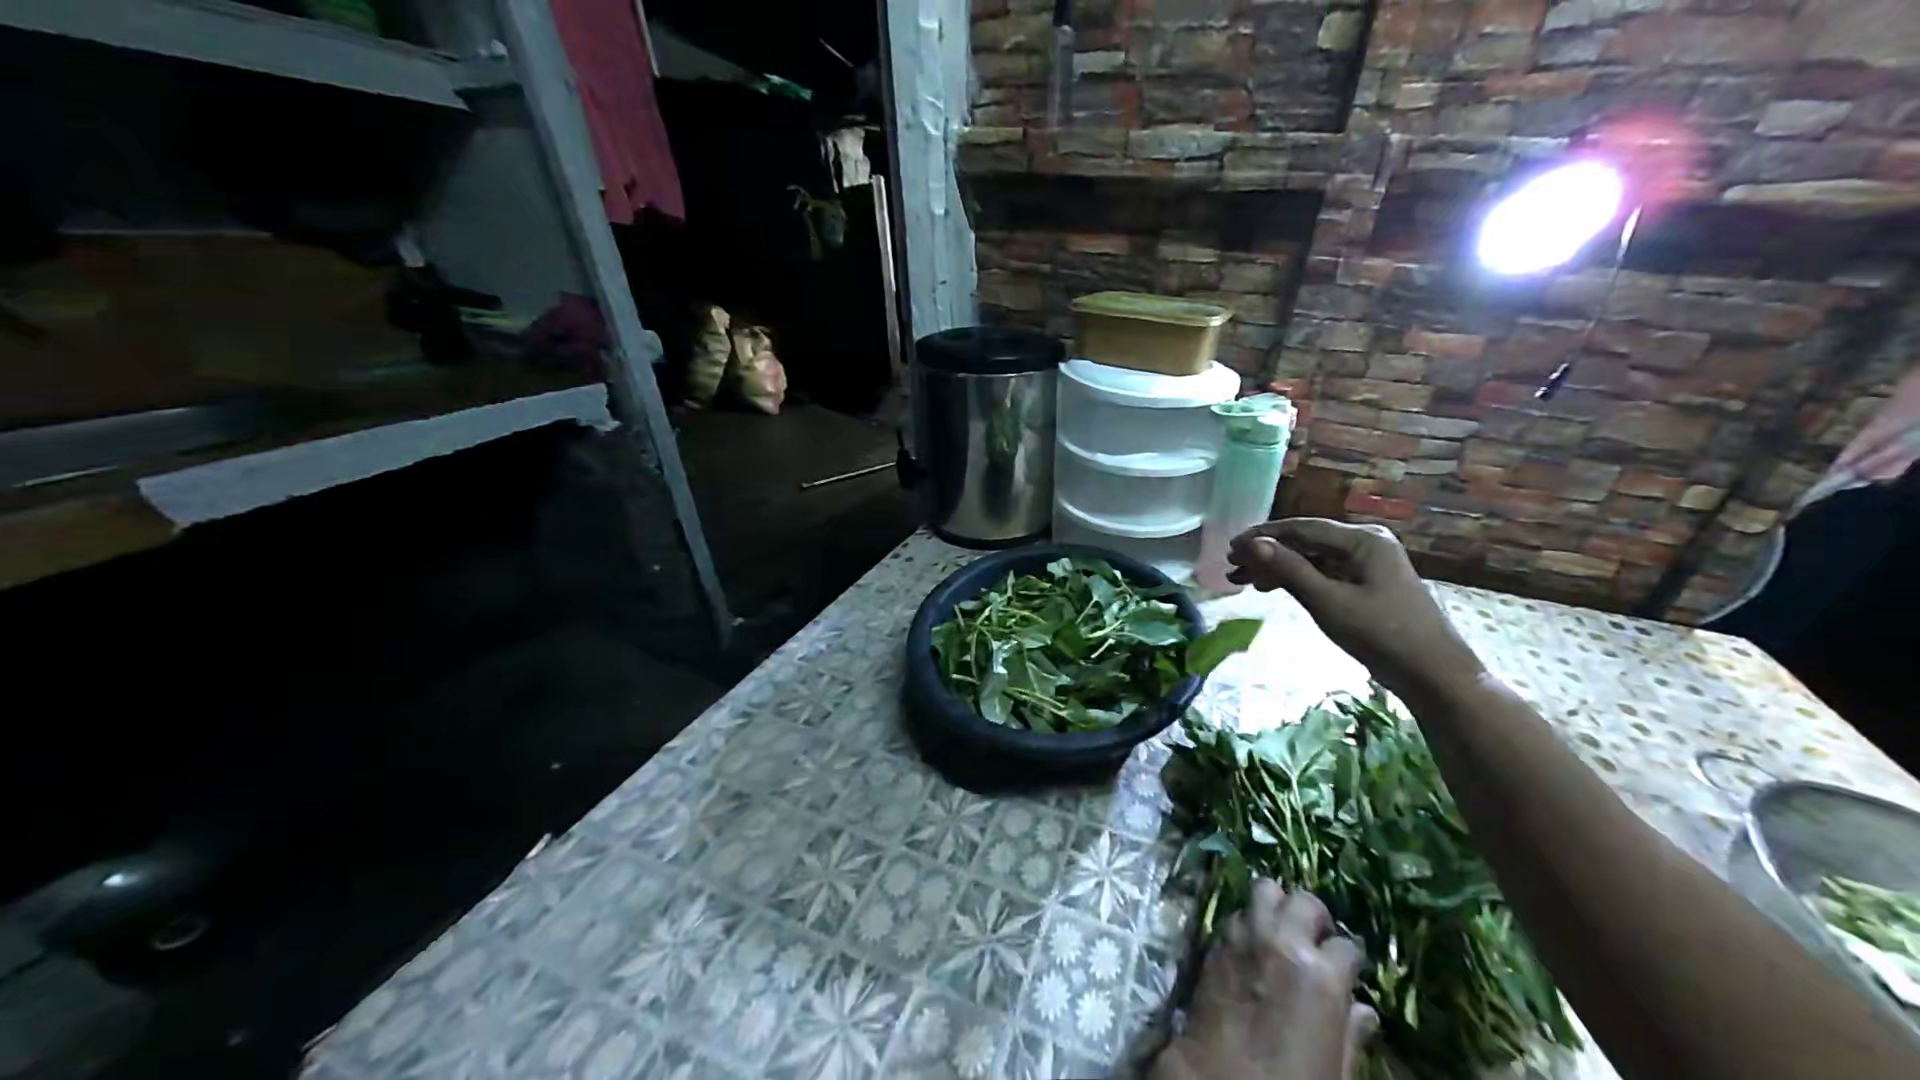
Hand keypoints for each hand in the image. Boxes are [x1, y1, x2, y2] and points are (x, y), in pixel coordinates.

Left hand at [1151, 880, 1376, 1079]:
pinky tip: (1252, 943)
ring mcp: (1246, 937)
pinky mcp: (1217, 941)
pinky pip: (1237, 915)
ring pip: (1264, 891)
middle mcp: (1283, 943)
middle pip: (1304, 901)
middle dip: (1315, 916)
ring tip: (1281, 928)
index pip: (1347, 946)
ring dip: (1276, 906)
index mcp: (1322, 976)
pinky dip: (1248, 921)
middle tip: (1315, 937)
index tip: (1348, 969)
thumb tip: (1364, 1011)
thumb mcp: (1336, 1070)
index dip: (1350, 959)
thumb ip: (1352, 1034)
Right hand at [1226, 518, 1485, 703]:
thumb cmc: (1382, 635)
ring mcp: (1370, 565)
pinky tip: (1275, 589)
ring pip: (1313, 559)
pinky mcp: (1369, 585)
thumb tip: (1252, 544)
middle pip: (1306, 542)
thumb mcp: (1328, 602)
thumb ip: (1289, 570)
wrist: (1435, 676)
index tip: (1230, 548)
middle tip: (1232, 568)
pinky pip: (1325, 573)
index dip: (1262, 536)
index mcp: (1363, 539)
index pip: (1301, 528)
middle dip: (1267, 553)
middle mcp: (1367, 544)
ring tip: (1245, 582)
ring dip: (1278, 568)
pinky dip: (1298, 580)